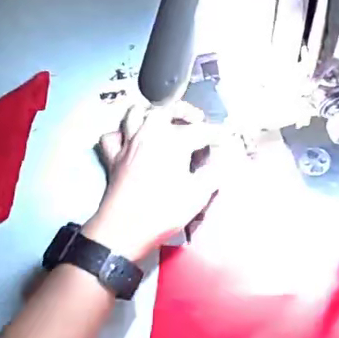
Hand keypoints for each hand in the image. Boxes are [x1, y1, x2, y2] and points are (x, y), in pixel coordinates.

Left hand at [84, 102, 226, 261]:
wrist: (125, 228)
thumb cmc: (164, 211)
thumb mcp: (198, 195)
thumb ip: (211, 175)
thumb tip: (219, 165)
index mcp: (174, 141)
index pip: (200, 131)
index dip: (216, 133)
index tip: (226, 137)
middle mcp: (149, 135)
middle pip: (165, 109)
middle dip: (182, 110)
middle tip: (195, 120)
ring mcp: (128, 145)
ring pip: (134, 114)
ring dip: (150, 112)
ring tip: (161, 121)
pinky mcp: (113, 159)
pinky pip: (112, 137)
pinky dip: (121, 134)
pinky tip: (130, 141)